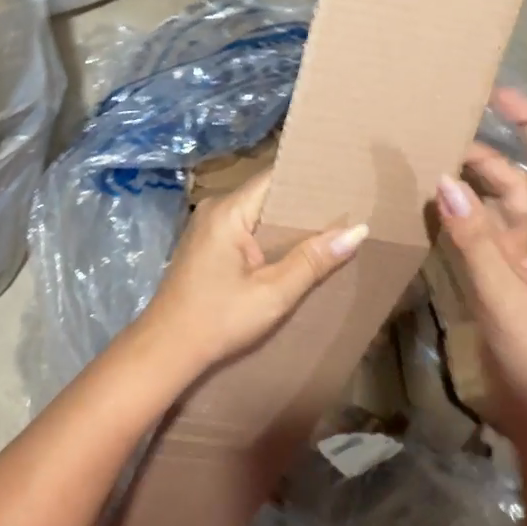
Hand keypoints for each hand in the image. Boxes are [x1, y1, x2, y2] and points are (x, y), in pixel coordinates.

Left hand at [134, 168, 369, 376]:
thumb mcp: (273, 293)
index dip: (310, 180)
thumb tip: (358, 229)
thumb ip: (313, 260)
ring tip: (333, 226)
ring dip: (289, 224)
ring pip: (257, 214)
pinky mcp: (207, 245)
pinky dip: (270, 237)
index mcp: (228, 210)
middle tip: (349, 207)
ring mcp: (208, 227)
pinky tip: (297, 250)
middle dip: (304, 205)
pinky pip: (246, 229)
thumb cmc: (219, 318)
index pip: (275, 178)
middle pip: (267, 195)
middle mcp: (215, 209)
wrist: (168, 347)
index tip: (345, 180)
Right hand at [436, 87, 526, 435]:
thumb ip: (473, 238)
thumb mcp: (505, 295)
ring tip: (445, 140)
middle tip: (491, 96)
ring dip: (485, 164)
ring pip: (513, 190)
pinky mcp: (508, 266)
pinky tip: (437, 187)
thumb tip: (444, 180)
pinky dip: (465, 200)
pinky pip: (486, 219)